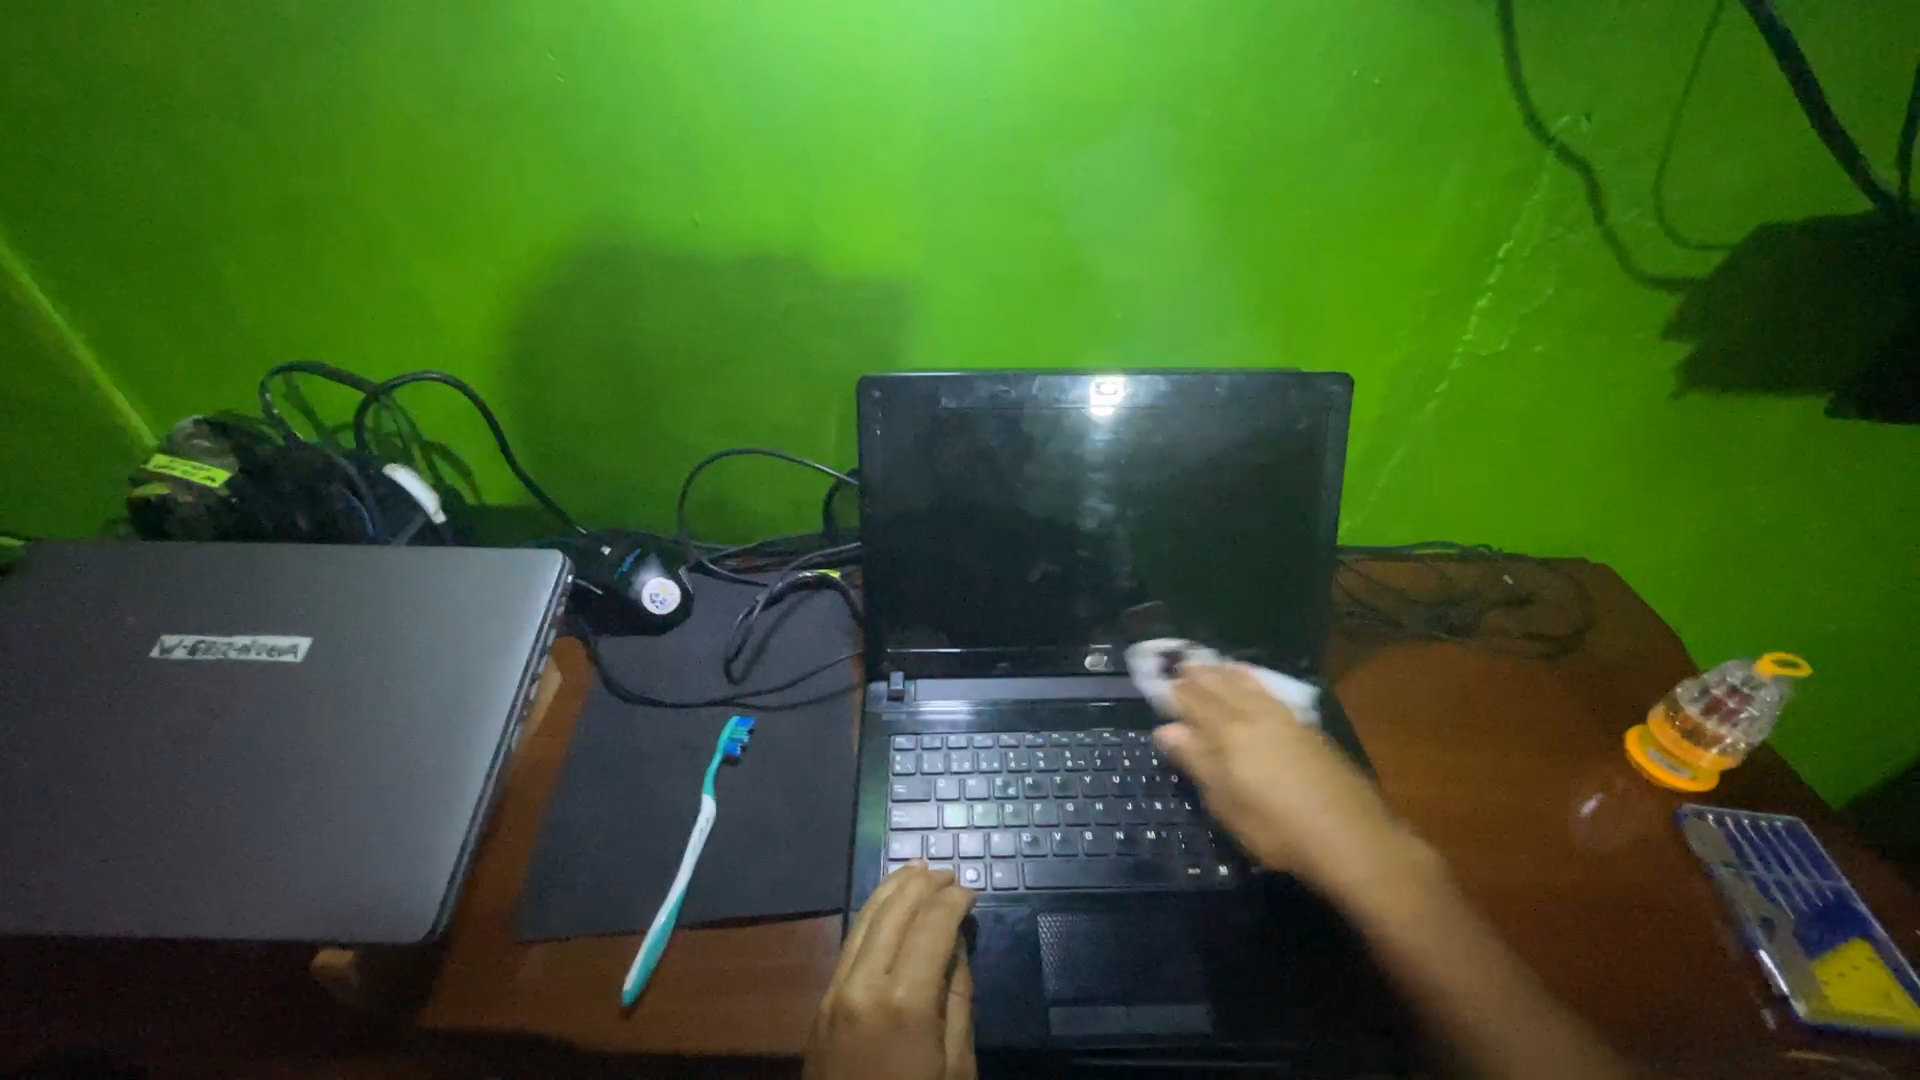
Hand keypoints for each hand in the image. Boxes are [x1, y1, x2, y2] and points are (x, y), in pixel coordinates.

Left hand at [804, 864, 977, 1079]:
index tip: (972, 889)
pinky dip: (871, 914)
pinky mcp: (821, 1003)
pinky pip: (849, 942)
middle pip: (895, 912)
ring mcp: (836, 992)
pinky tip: (886, 906)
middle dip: (923, 885)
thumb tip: (956, 943)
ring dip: (893, 890)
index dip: (954, 901)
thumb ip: (957, 998)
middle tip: (947, 871)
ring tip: (917, 871)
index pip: (932, 926)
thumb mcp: (955, 1067)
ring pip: (865, 919)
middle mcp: (864, 984)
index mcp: (905, 1002)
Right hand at [1157, 663, 1430, 897]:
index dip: (1177, 693)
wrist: (1350, 837)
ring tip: (1212, 665)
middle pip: (1221, 688)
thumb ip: (1196, 761)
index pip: (1195, 704)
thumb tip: (1165, 730)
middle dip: (1199, 676)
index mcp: (1228, 734)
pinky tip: (1253, 682)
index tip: (1161, 682)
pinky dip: (1253, 680)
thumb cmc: (1276, 828)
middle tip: (1182, 665)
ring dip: (1226, 673)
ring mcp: (1284, 720)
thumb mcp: (1225, 803)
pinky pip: (1269, 691)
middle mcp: (1254, 717)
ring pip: (1247, 686)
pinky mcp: (1307, 728)